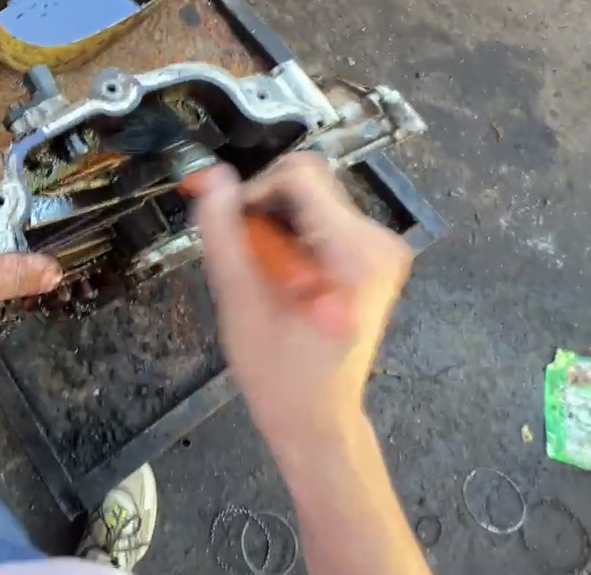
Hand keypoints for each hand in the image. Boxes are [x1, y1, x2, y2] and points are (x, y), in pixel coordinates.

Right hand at [191, 154, 411, 445]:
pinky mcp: (370, 256)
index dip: (253, 190)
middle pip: (304, 183)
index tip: (233, 227)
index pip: (297, 174)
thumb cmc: (278, 369)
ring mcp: (379, 248)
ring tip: (262, 272)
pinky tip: (279, 274)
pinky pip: (319, 218)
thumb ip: (221, 229)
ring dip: (274, 224)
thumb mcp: (238, 296)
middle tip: (246, 255)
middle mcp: (378, 240)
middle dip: (264, 210)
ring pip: (308, 198)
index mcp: (353, 248)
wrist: (316, 417)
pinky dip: (289, 235)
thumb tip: (211, 174)